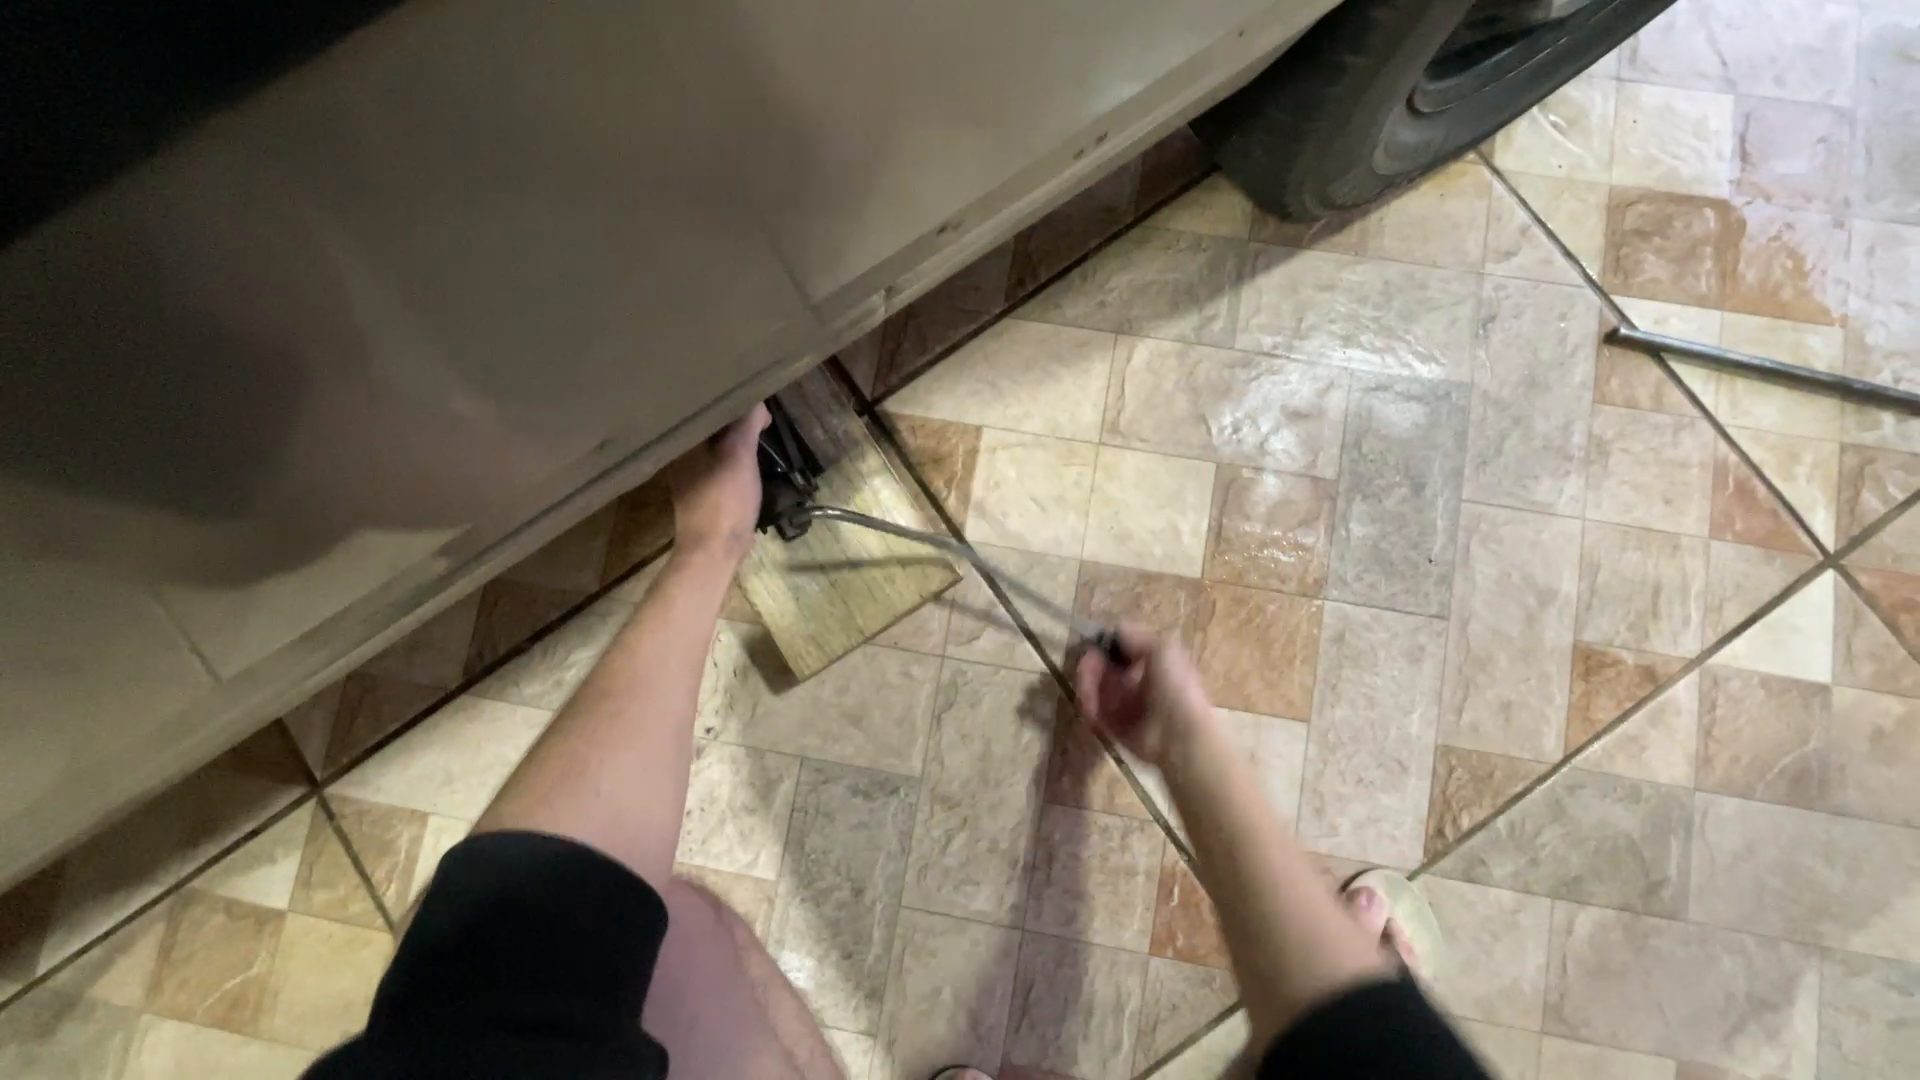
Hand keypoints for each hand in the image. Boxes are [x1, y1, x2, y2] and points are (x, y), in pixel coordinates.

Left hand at [666, 404, 770, 563]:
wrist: (714, 550)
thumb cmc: (725, 499)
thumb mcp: (740, 454)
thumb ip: (747, 423)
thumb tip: (757, 403)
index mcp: (682, 441)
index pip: (704, 407)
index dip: (729, 399)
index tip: (753, 397)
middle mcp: (679, 454)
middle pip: (709, 426)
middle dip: (734, 418)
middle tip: (760, 413)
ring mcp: (689, 475)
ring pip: (715, 446)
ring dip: (735, 439)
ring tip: (758, 432)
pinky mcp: (702, 493)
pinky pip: (719, 465)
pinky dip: (734, 459)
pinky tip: (749, 461)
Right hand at [1072, 625, 1214, 767]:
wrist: (1179, 734)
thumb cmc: (1175, 687)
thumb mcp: (1162, 648)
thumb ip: (1134, 636)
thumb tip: (1112, 629)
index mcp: (1148, 662)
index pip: (1117, 647)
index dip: (1103, 643)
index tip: (1094, 643)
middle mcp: (1133, 680)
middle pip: (1099, 665)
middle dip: (1090, 664)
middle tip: (1086, 666)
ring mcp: (1121, 703)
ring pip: (1092, 686)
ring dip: (1086, 685)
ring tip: (1088, 691)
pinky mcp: (1111, 724)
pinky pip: (1091, 709)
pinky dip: (1088, 705)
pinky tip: (1090, 706)